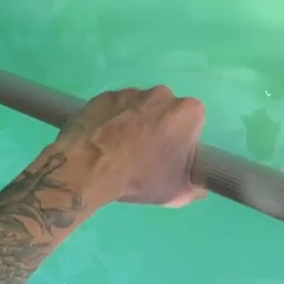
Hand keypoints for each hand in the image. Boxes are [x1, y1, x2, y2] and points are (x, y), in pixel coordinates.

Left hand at [55, 86, 206, 206]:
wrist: (85, 170)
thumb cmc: (137, 178)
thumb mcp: (176, 190)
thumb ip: (194, 186)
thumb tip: (198, 188)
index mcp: (188, 111)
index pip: (191, 123)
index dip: (180, 140)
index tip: (166, 154)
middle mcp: (160, 94)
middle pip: (163, 111)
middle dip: (156, 126)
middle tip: (141, 151)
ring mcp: (127, 93)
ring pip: (136, 107)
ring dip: (131, 121)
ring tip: (116, 147)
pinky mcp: (99, 97)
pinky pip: (111, 108)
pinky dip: (108, 119)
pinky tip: (100, 138)